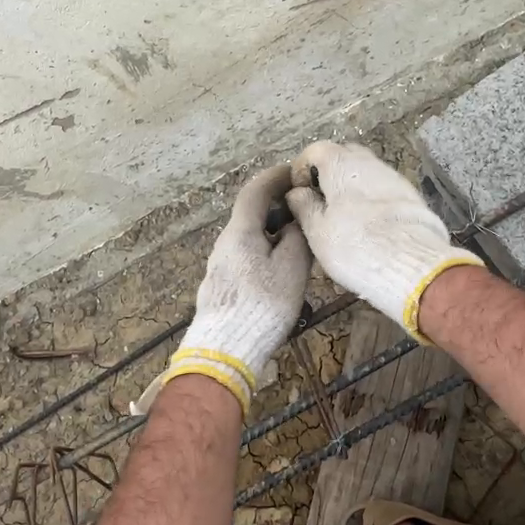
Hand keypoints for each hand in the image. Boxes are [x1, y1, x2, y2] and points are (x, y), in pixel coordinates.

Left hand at [132, 167, 311, 415]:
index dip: (275, 177)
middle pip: (252, 216)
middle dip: (277, 209)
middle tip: (305, 212)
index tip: (295, 171)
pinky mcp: (221, 290)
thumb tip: (293, 222)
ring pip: (250, 241)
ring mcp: (219, 268)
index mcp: (240, 232)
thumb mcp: (291, 268)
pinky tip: (281, 275)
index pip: (255, 191)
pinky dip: (265, 255)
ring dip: (272, 236)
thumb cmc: (262, 305)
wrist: (225, 352)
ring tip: (300, 247)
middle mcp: (224, 245)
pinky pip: (246, 261)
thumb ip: (295, 239)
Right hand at [286, 141, 483, 342]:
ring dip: (352, 188)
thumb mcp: (317, 230)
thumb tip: (297, 193)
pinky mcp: (412, 196)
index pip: (315, 150)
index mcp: (341, 163)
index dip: (302, 169)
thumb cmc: (355, 245)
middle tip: (321, 204)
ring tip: (345, 219)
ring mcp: (394, 177)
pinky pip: (384, 190)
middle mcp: (369, 162)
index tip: (299, 193)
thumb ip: (303, 205)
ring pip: (366, 174)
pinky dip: (372, 200)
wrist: (412, 265)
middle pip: (343, 156)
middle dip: (329, 174)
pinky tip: (370, 226)